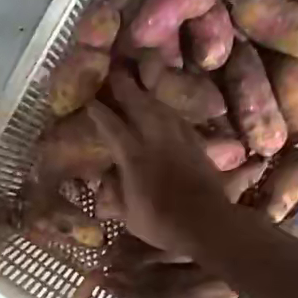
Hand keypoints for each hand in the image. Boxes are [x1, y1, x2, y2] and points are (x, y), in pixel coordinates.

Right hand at [88, 70, 232, 254]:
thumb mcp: (130, 215)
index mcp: (134, 158)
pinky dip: (167, 112)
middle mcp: (156, 141)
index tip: (90, 101)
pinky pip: (178, 120)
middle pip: (139, 106)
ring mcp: (179, 141)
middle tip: (116, 73)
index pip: (113, 127)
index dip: (100, 113)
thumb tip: (106, 178)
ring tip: (139, 88)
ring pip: (161, 109)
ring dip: (148, 96)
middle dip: (126, 88)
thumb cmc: (163, 225)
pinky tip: (165, 112)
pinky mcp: (196, 145)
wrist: (207, 224)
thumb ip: (117, 193)